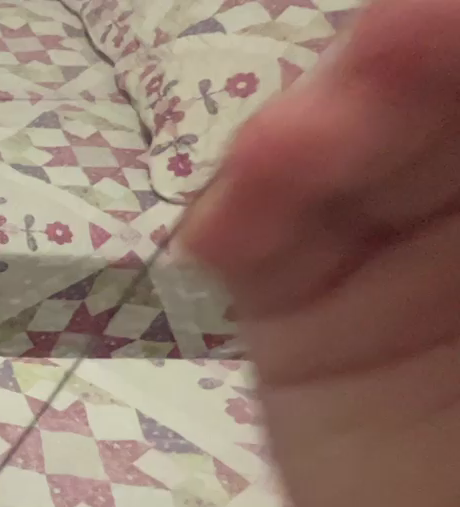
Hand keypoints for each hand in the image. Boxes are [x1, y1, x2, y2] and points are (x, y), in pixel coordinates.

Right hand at [177, 0, 459, 506]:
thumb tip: (436, 61)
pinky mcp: (306, 322)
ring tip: (289, 144)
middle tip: (394, 43)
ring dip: (314, 140)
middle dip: (424, 64)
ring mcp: (413, 258)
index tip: (443, 28)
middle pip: (459, 99)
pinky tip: (224, 218)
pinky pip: (265, 259)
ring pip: (355, 162)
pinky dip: (237, 227)